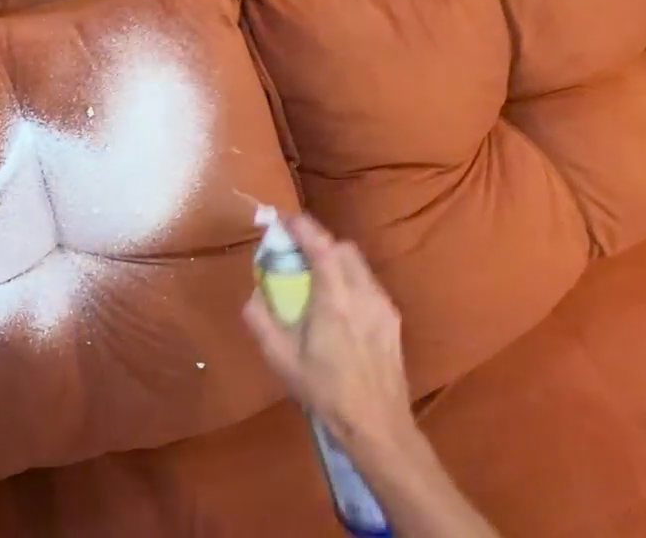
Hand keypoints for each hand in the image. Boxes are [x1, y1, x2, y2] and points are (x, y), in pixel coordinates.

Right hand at [242, 213, 415, 459]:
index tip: (283, 218)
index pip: (322, 248)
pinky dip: (348, 277)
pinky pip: (367, 283)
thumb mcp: (281, 358)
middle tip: (294, 250)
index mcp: (335, 302)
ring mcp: (383, 307)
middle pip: (343, 248)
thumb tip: (253, 293)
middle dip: (317, 241)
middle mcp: (364, 296)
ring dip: (333, 258)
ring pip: (358, 264)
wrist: (378, 427)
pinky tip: (335, 302)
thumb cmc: (325, 392)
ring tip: (313, 275)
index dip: (303, 227)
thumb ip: (261, 319)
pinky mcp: (392, 320)